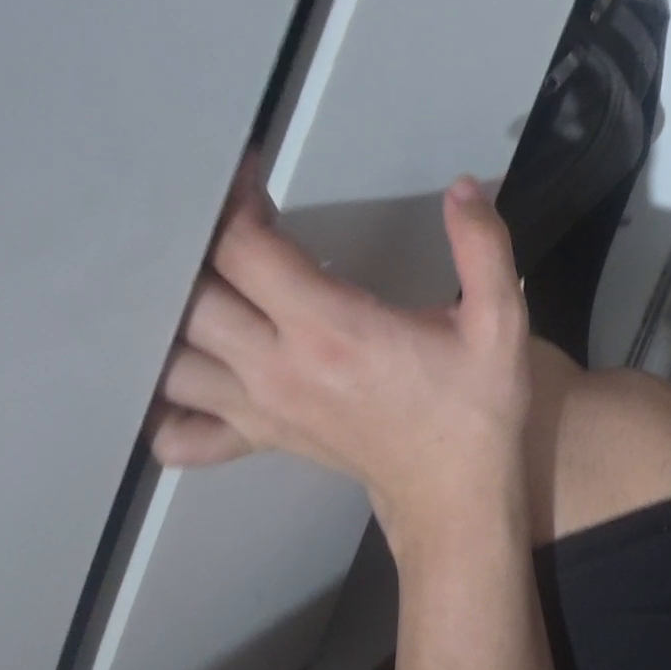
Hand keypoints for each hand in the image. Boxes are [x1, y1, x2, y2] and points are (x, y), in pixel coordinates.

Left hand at [148, 160, 543, 537]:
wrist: (460, 487)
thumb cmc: (479, 401)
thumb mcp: (502, 319)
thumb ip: (483, 248)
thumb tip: (462, 188)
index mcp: (333, 329)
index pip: (245, 253)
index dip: (235, 207)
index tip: (252, 181)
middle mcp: (277, 367)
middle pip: (191, 297)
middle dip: (202, 248)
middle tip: (237, 224)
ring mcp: (258, 409)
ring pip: (168, 359)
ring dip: (175, 315)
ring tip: (214, 285)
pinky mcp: (257, 440)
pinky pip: (177, 430)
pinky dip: (169, 401)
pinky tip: (200, 373)